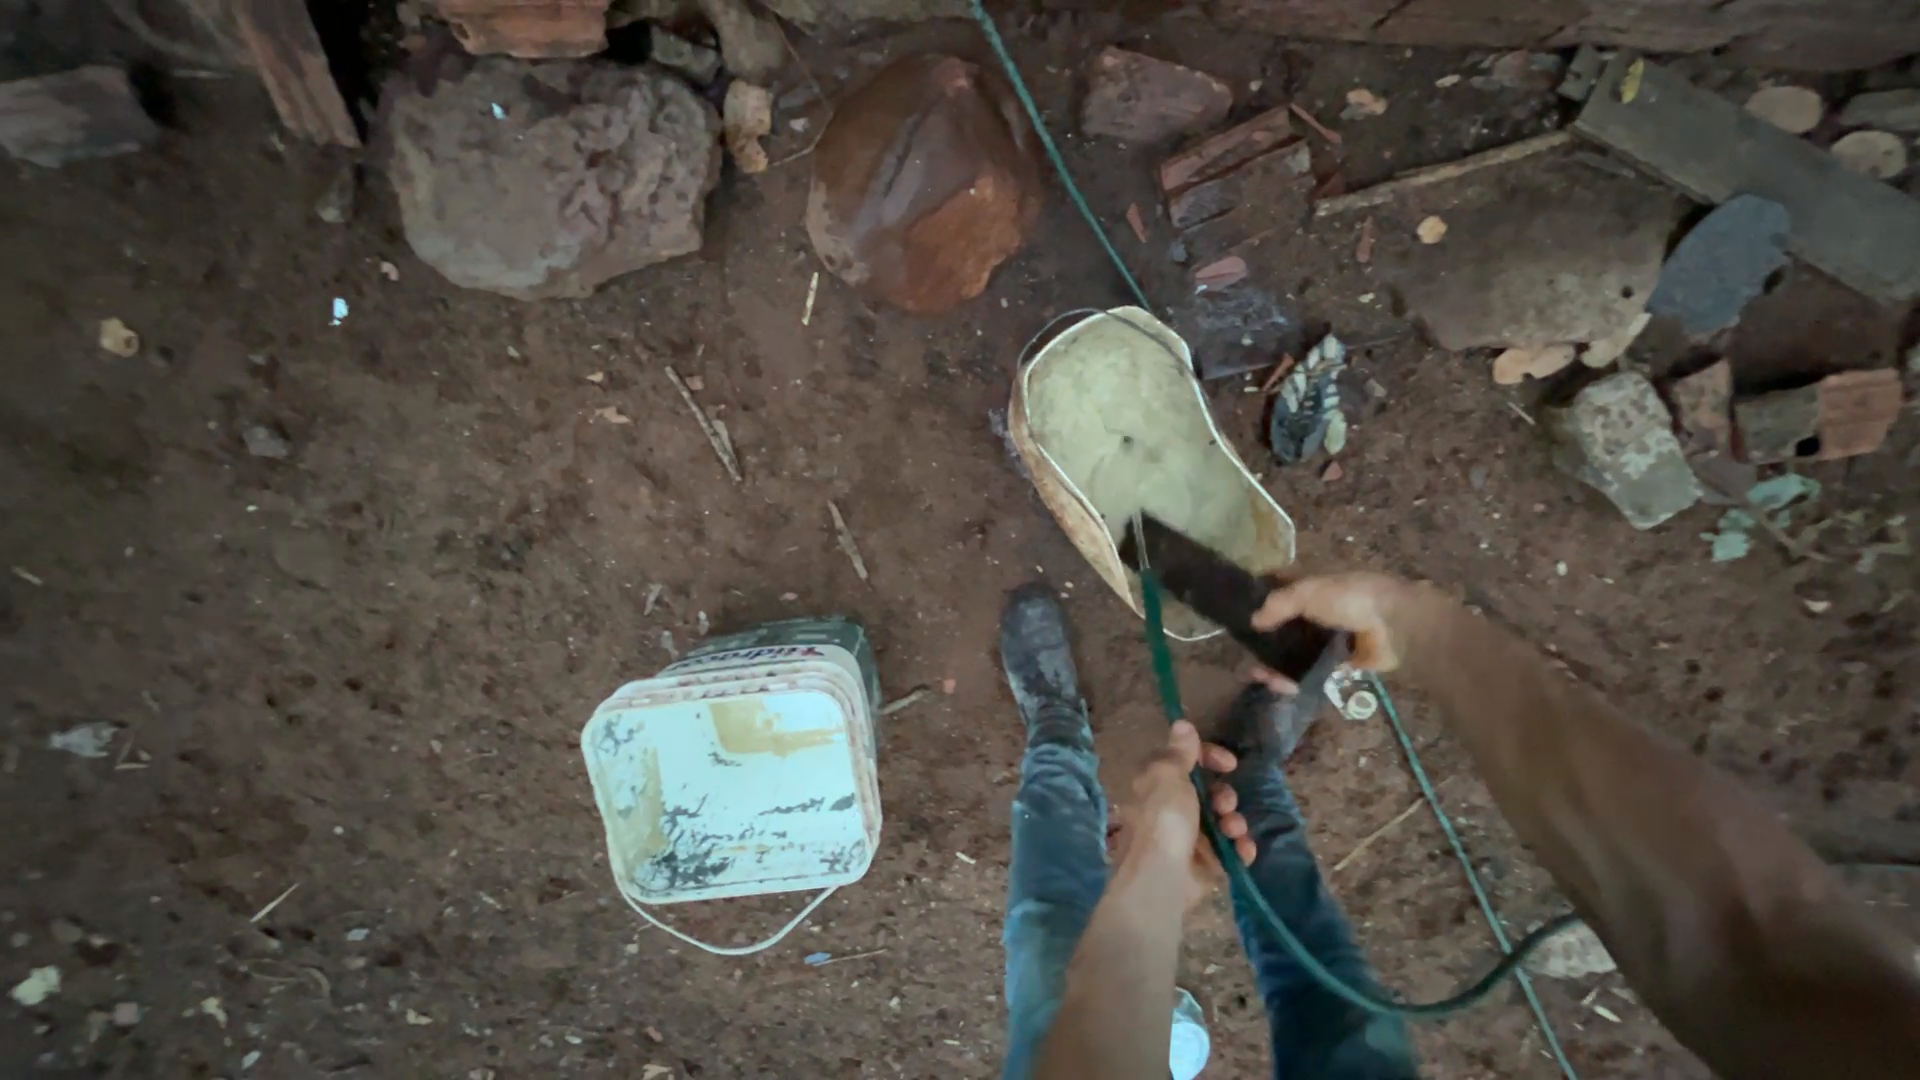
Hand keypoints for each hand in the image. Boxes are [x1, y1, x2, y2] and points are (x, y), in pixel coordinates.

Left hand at [1114, 721, 1255, 910]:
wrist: (1162, 876)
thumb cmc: (1163, 817)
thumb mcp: (1168, 775)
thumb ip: (1179, 751)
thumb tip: (1181, 723)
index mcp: (1157, 783)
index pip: (1187, 761)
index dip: (1209, 757)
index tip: (1228, 763)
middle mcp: (1171, 807)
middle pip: (1209, 791)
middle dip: (1224, 795)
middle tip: (1225, 803)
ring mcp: (1190, 837)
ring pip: (1223, 820)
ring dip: (1234, 820)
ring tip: (1232, 829)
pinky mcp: (1206, 863)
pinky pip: (1231, 849)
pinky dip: (1240, 847)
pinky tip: (1243, 848)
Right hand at [1248, 573, 1417, 695]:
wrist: (1395, 626)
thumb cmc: (1350, 599)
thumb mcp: (1308, 592)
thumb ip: (1278, 605)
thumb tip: (1253, 621)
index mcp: (1310, 589)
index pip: (1277, 593)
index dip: (1258, 603)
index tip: (1238, 618)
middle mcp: (1316, 613)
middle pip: (1281, 630)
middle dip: (1262, 645)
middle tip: (1246, 661)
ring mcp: (1326, 639)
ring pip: (1293, 653)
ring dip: (1274, 666)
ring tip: (1260, 678)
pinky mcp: (1337, 663)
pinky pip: (1310, 672)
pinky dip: (1295, 680)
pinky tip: (1281, 687)